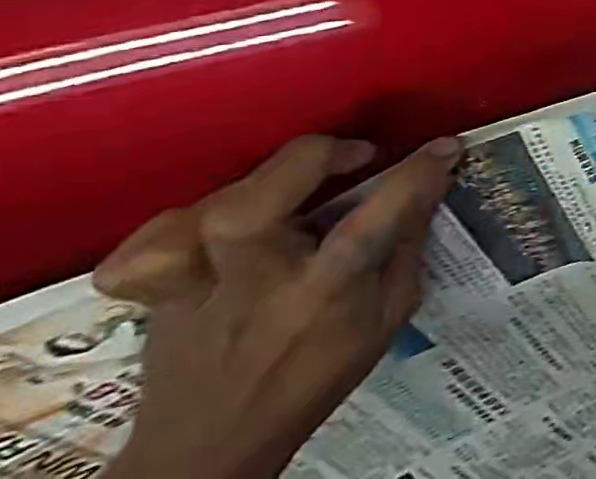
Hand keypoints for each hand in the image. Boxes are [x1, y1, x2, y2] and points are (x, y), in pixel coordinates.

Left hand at [94, 135, 461, 478]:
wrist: (209, 449)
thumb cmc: (315, 378)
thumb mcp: (384, 321)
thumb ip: (404, 250)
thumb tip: (426, 186)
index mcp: (321, 300)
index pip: (369, 228)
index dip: (415, 177)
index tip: (446, 147)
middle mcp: (256, 290)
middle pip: (252, 211)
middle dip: (311, 160)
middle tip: (355, 154)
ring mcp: (199, 291)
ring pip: (203, 218)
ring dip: (260, 183)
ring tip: (296, 181)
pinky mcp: (160, 292)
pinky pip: (149, 246)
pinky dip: (182, 221)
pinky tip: (220, 217)